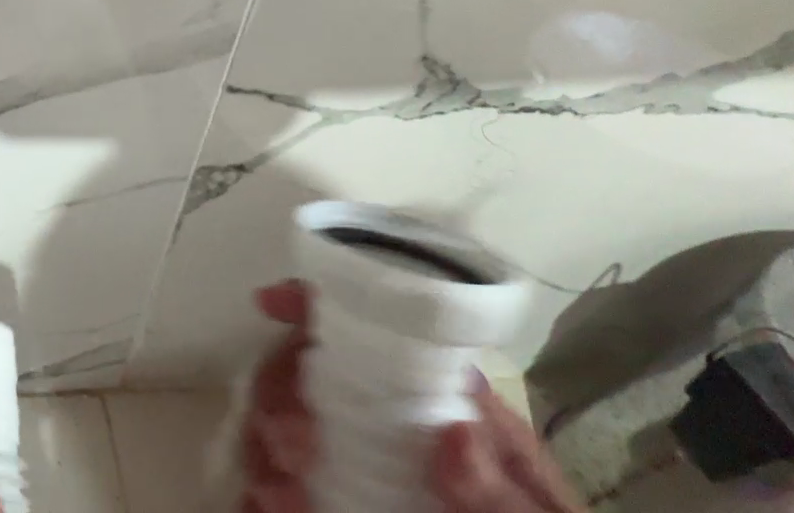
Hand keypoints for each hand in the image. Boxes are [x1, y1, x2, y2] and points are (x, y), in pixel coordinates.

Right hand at [242, 280, 584, 512]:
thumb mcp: (536, 512)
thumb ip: (503, 486)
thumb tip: (453, 431)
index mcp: (432, 394)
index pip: (363, 323)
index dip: (309, 302)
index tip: (271, 303)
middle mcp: (376, 410)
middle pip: (299, 366)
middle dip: (277, 393)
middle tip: (291, 447)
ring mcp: (343, 451)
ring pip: (273, 417)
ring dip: (261, 443)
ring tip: (279, 496)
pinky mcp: (319, 488)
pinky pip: (270, 473)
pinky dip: (256, 485)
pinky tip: (263, 505)